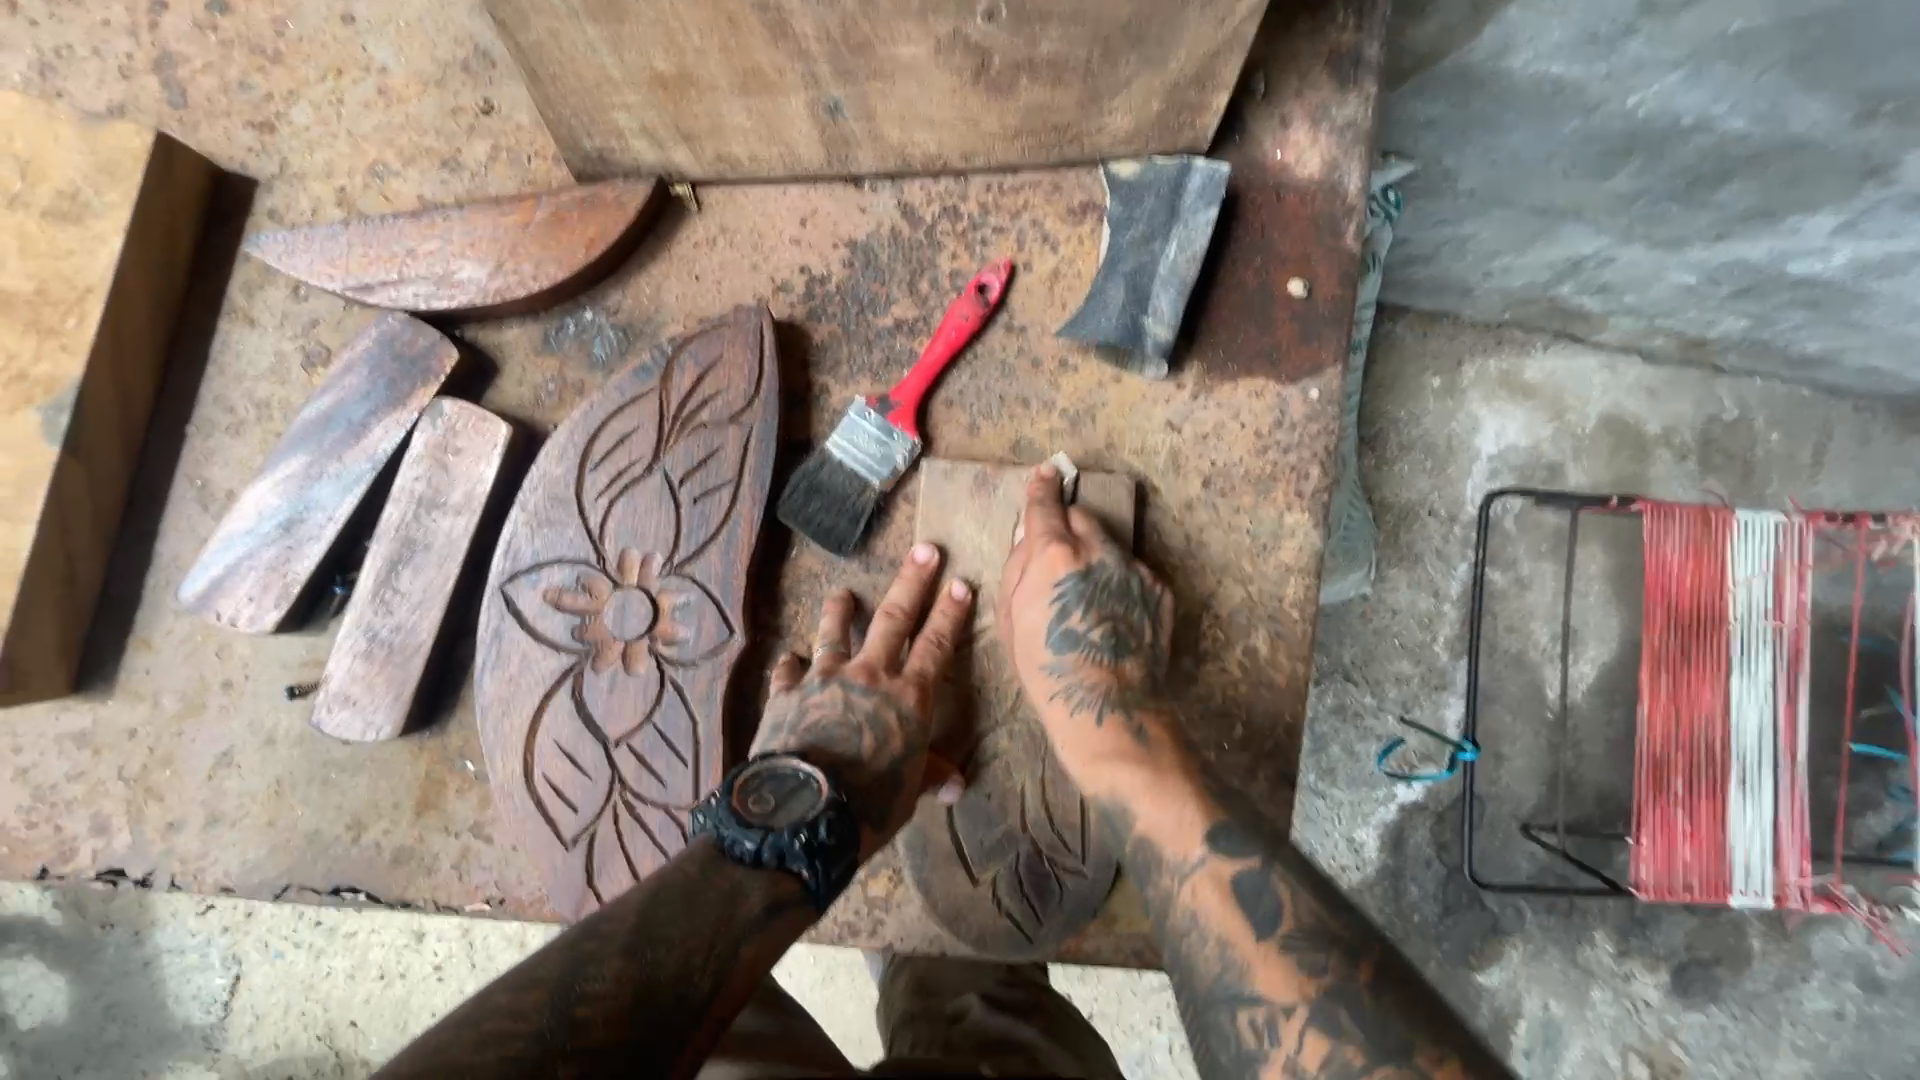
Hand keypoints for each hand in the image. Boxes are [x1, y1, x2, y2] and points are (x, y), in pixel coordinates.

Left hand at [752, 543, 971, 854]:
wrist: (805, 812)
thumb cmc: (870, 804)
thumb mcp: (909, 792)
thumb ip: (931, 776)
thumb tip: (957, 786)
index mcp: (908, 697)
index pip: (937, 644)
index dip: (950, 612)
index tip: (961, 582)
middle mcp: (870, 676)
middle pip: (895, 619)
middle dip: (912, 582)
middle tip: (924, 549)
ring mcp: (825, 679)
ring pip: (835, 631)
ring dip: (840, 610)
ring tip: (843, 591)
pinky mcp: (787, 694)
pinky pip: (789, 671)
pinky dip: (791, 664)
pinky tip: (789, 658)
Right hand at [997, 464, 1174, 788]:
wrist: (1108, 708)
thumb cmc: (1046, 670)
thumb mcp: (1010, 619)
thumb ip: (1019, 570)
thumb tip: (1030, 541)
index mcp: (1054, 555)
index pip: (1045, 505)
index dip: (1041, 488)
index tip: (1045, 474)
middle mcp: (1098, 551)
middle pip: (1081, 517)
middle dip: (1067, 526)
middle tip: (1058, 554)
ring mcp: (1134, 569)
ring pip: (1108, 545)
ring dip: (1093, 557)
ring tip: (1086, 600)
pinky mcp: (1158, 590)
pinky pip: (1131, 574)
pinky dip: (1117, 584)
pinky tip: (1111, 618)